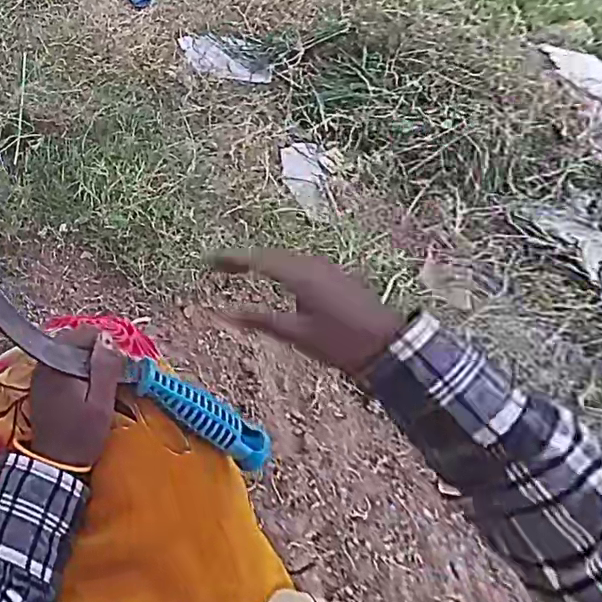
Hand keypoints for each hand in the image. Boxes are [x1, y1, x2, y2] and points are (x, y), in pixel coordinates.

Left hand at [25, 327, 122, 468]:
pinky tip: (88, 385)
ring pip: (69, 351)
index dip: (106, 343)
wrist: (54, 465)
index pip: (84, 333)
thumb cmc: (80, 436)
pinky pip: (62, 364)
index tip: (120, 360)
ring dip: (87, 360)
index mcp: (58, 362)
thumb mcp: (100, 404)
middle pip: (75, 340)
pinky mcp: (41, 383)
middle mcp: (45, 362)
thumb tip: (108, 339)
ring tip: (104, 379)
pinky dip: (77, 369)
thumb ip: (105, 369)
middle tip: (114, 370)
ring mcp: (41, 372)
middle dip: (96, 350)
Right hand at [208, 249, 405, 377]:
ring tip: (242, 270)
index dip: (229, 260)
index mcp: (297, 274)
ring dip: (262, 261)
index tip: (208, 262)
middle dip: (243, 259)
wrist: (392, 346)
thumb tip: (222, 313)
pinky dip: (279, 266)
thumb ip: (258, 320)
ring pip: (283, 258)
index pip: (254, 260)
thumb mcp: (296, 334)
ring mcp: (324, 267)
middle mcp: (310, 264)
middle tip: (220, 267)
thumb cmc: (341, 343)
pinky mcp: (334, 274)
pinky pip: (297, 263)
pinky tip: (276, 278)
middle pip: (268, 255)